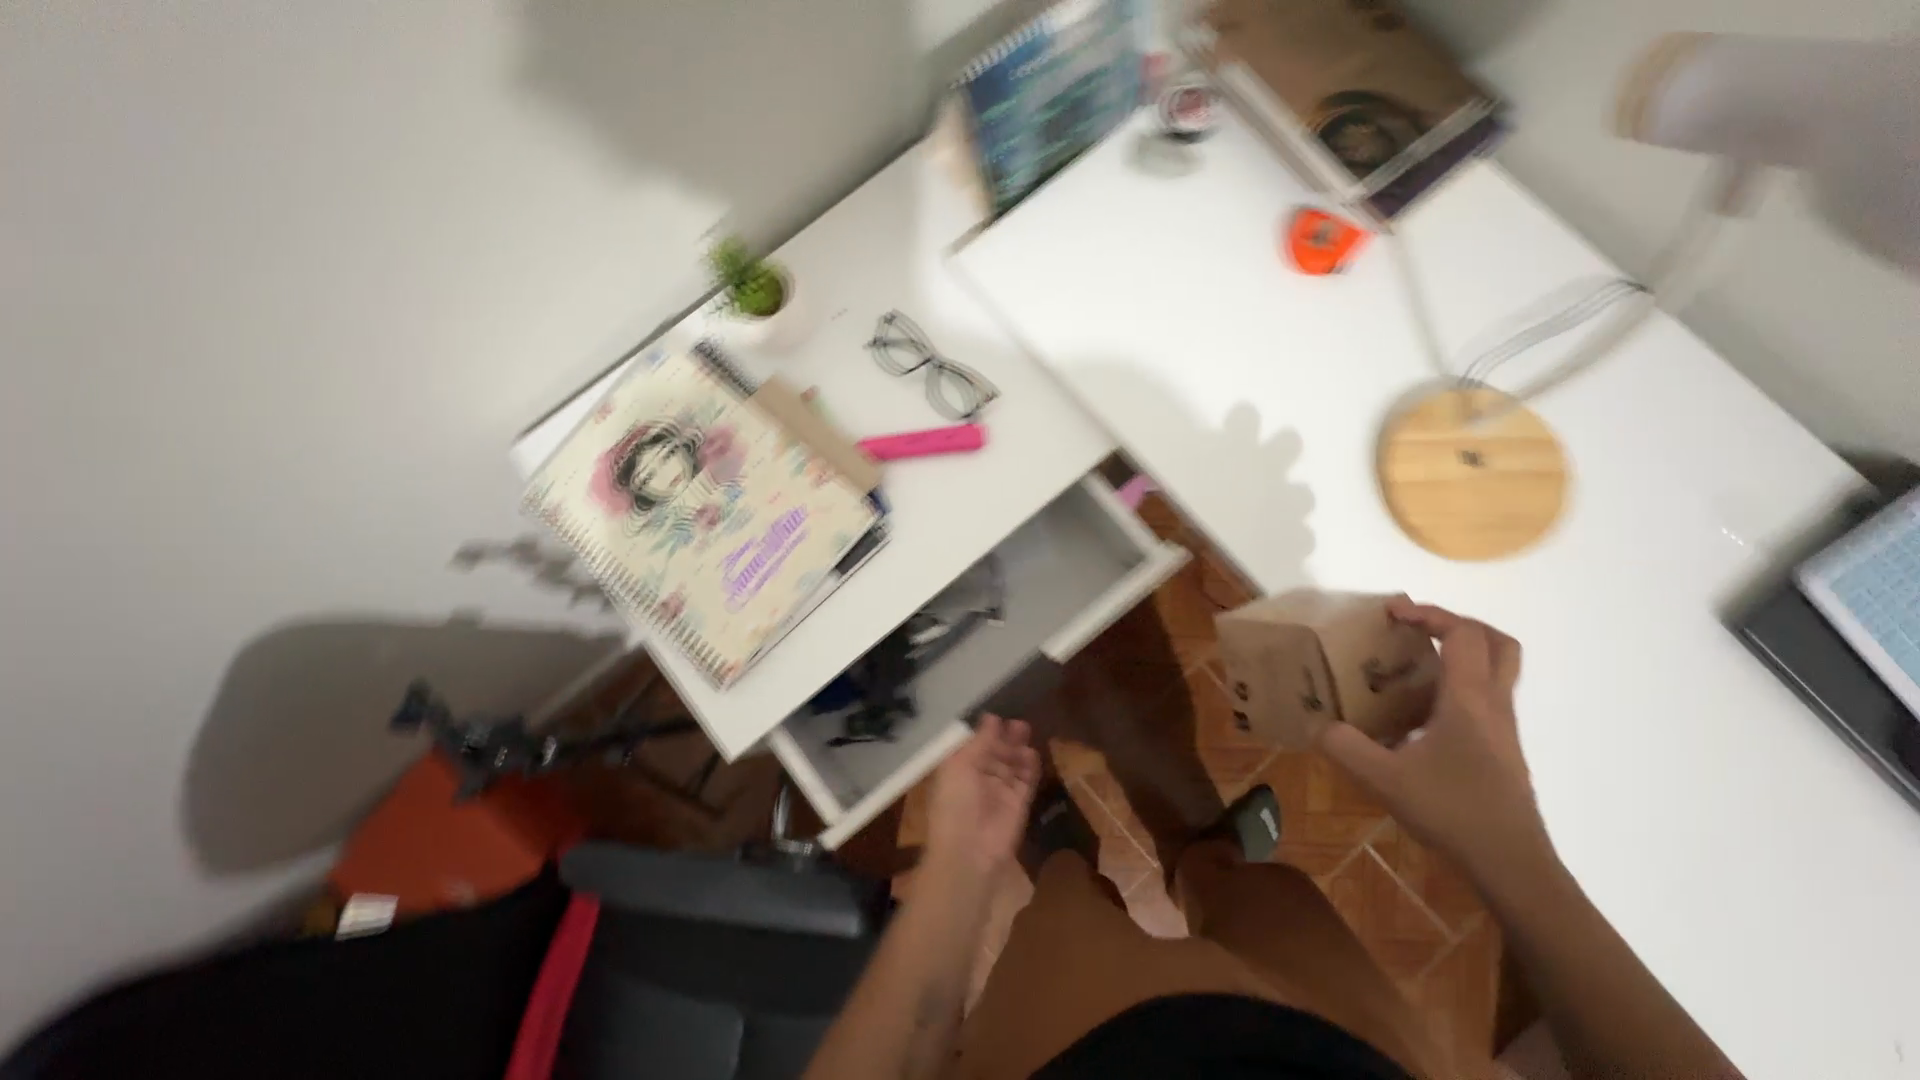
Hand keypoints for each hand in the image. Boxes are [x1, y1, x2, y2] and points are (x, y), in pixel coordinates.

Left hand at [925, 714, 1040, 883]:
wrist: (969, 851)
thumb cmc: (955, 803)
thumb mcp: (960, 766)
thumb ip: (979, 741)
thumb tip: (991, 717)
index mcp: (957, 770)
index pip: (973, 745)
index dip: (985, 731)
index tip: (997, 714)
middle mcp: (978, 779)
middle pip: (995, 752)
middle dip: (1005, 737)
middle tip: (1018, 721)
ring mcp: (999, 792)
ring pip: (1012, 764)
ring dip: (1018, 748)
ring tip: (1026, 729)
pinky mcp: (1019, 804)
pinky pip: (1026, 781)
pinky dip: (1030, 766)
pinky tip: (1032, 752)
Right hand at [1317, 599, 1551, 879]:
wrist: (1511, 862)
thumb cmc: (1452, 811)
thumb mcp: (1384, 779)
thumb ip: (1345, 747)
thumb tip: (1318, 725)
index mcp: (1469, 699)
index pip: (1462, 633)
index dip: (1428, 614)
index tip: (1392, 614)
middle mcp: (1493, 705)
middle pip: (1496, 642)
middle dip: (1456, 625)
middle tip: (1417, 631)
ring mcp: (1503, 729)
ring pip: (1495, 672)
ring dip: (1459, 657)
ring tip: (1412, 669)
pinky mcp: (1502, 751)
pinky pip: (1484, 701)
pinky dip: (1456, 691)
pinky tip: (1418, 719)